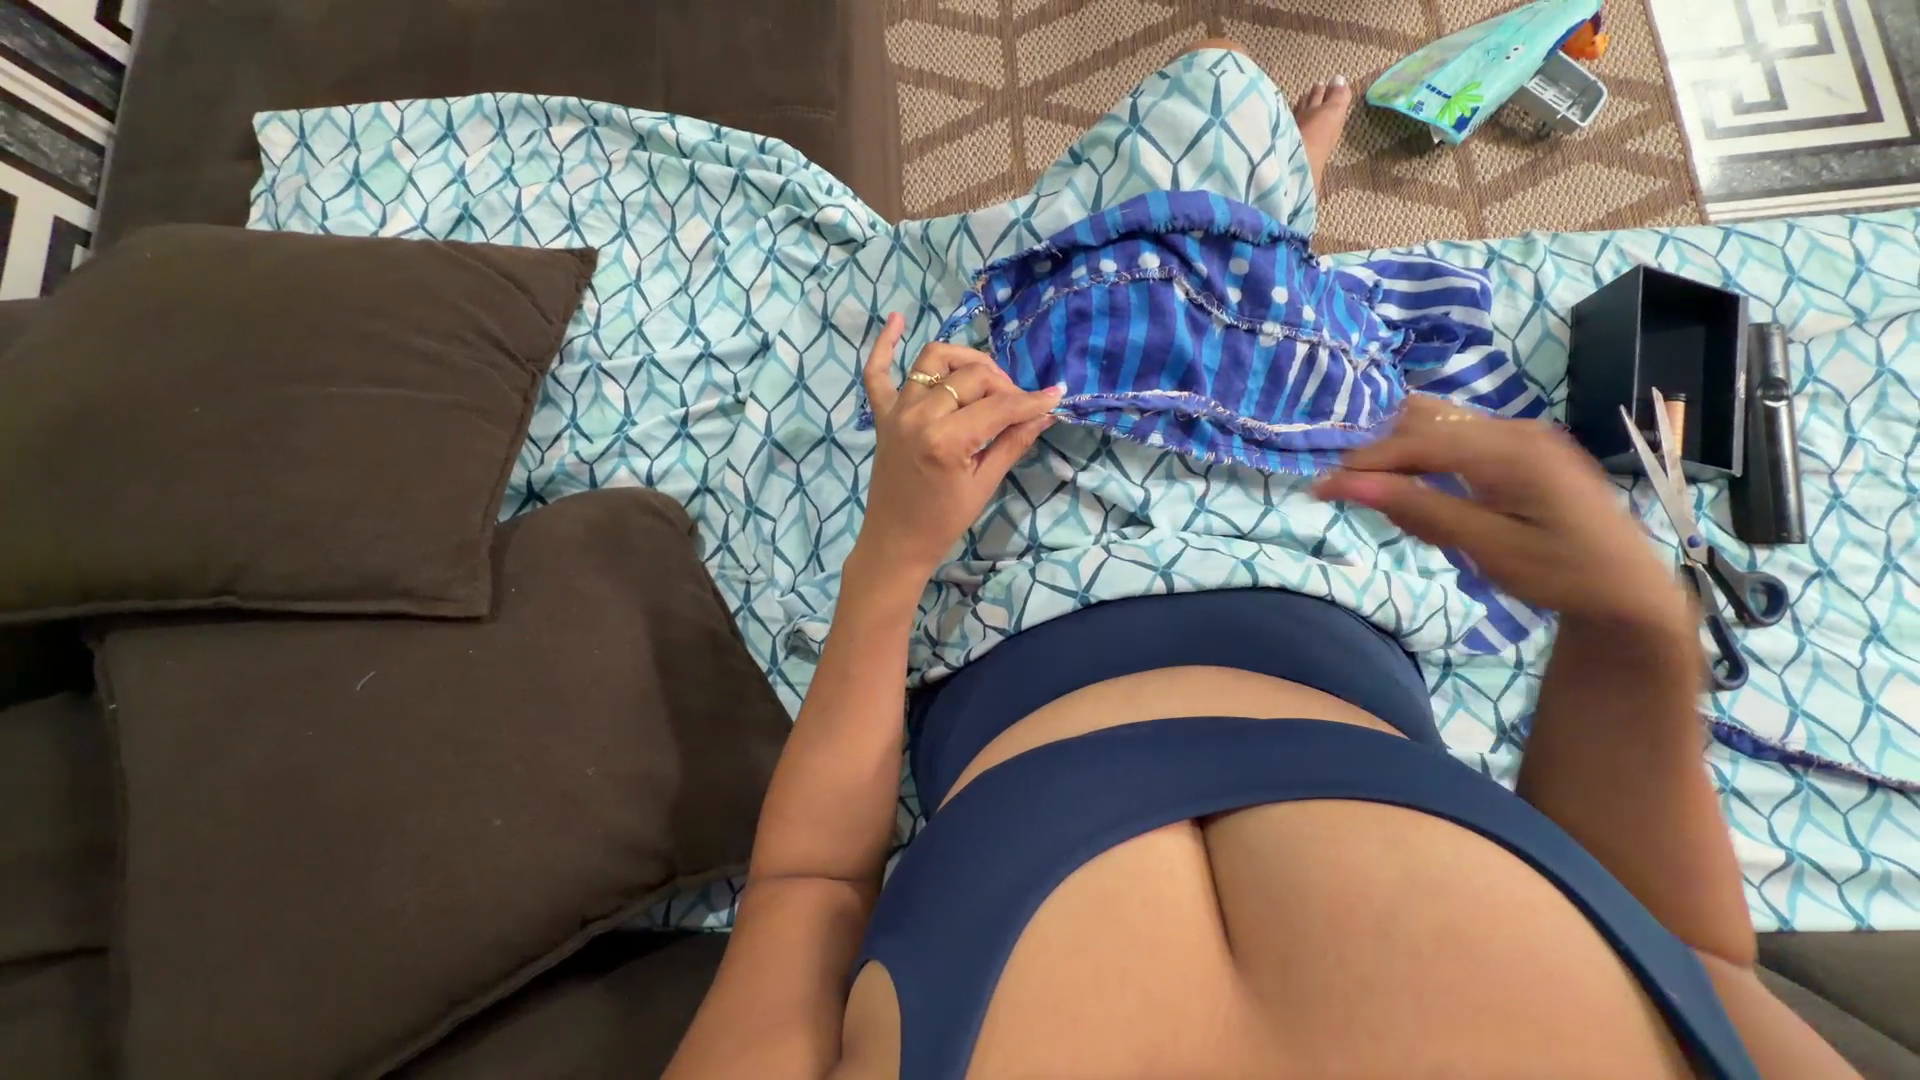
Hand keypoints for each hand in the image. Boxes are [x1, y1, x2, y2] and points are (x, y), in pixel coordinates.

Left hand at [854, 313, 1063, 580]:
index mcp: (946, 440)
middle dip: (1003, 385)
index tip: (1056, 396)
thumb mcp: (985, 483)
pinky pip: (876, 372)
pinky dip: (884, 344)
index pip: (999, 406)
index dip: (1031, 400)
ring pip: (933, 360)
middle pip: (971, 376)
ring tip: (985, 377)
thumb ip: (1013, 441)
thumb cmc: (944, 521)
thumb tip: (1045, 410)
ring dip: (964, 360)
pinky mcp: (882, 414)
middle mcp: (919, 415)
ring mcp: (896, 411)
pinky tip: (897, 319)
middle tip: (1019, 405)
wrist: (896, 542)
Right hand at [1313, 395, 1692, 633]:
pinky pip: (1456, 439)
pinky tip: (1417, 489)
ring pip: (1438, 425)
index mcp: (1511, 451)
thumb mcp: (1489, 548)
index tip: (1318, 489)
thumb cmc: (1562, 574)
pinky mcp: (1521, 451)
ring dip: (1399, 454)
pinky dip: (1424, 459)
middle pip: (1424, 420)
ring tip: (1378, 493)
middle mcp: (1514, 430)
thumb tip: (1351, 485)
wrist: (1629, 591)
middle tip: (1346, 493)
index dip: (1363, 464)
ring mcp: (1520, 437)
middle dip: (1378, 452)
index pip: (1416, 442)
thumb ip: (1421, 511)